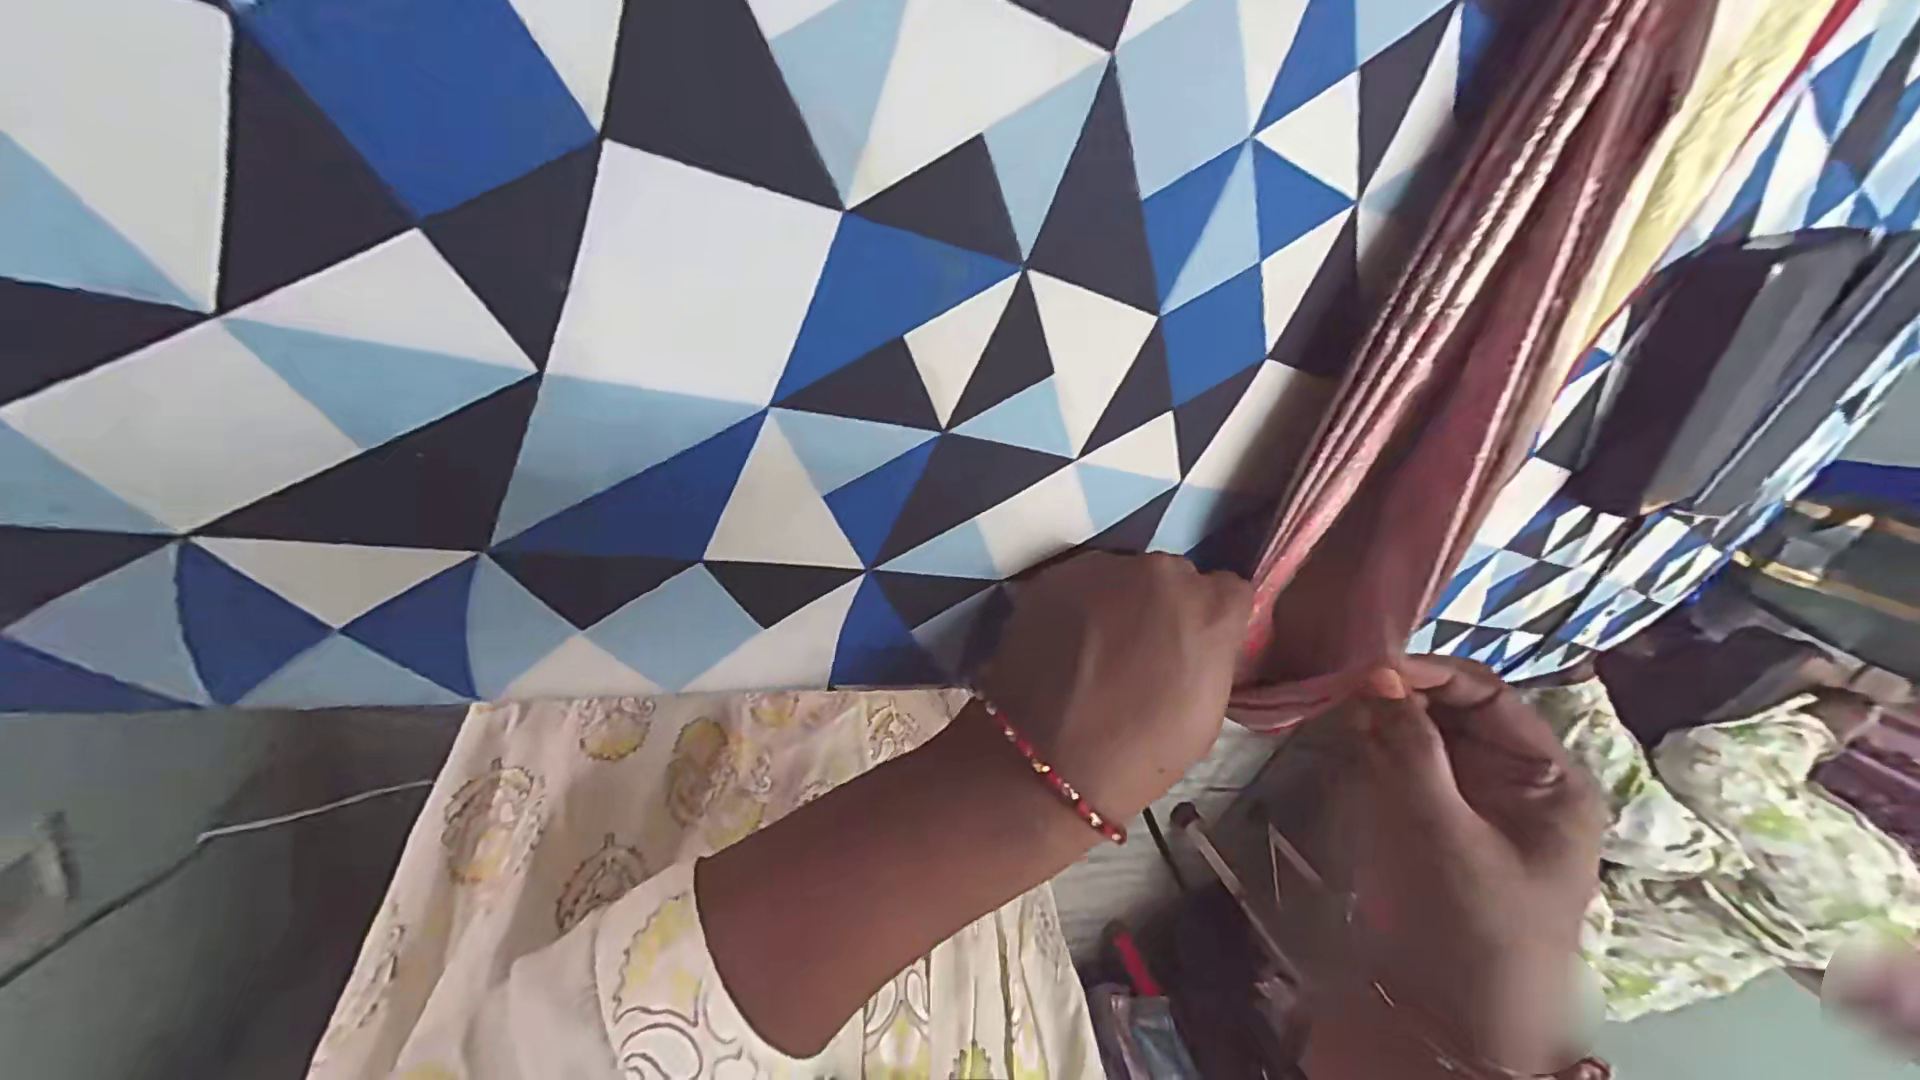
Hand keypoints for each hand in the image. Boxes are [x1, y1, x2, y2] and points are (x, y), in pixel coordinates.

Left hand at [977, 552, 1253, 825]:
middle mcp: (1161, 573)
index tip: (1190, 645)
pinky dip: (1077, 601)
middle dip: (1162, 604)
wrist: (1047, 756)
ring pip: (1123, 574)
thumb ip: (1208, 653)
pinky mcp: (1055, 574)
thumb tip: (1193, 638)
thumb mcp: (1205, 710)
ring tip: (1095, 644)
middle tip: (1139, 645)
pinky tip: (1064, 638)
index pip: (1227, 590)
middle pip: (1173, 576)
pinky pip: (1079, 580)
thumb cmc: (1139, 751)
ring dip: (1118, 598)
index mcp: (1211, 608)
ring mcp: (1104, 568)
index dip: (1208, 620)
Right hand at [1318, 657, 1604, 1075]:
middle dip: (1397, 688)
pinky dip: (1366, 732)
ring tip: (1335, 696)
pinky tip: (1341, 723)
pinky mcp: (1423, 799)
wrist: (1452, 1003)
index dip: (1430, 672)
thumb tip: (1378, 674)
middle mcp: (1505, 769)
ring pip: (1415, 722)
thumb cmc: (1475, 919)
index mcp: (1544, 775)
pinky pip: (1394, 748)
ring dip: (1376, 707)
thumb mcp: (1449, 831)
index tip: (1369, 663)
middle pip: (1448, 704)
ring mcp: (1461, 783)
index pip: (1486, 695)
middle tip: (1341, 678)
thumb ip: (1412, 749)